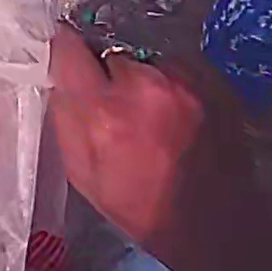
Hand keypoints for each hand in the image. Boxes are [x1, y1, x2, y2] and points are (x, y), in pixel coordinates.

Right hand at [46, 25, 260, 270]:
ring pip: (147, 60)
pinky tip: (178, 116)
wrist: (213, 221)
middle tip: (120, 107)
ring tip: (154, 116)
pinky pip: (177, 67)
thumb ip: (64, 115)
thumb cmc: (138, 203)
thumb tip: (59, 73)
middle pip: (111, 54)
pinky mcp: (211, 78)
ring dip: (144, 80)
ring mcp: (183, 80)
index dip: (65, 49)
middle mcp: (144, 86)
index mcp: (104, 112)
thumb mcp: (82, 170)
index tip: (67, 52)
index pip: (69, 49)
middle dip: (110, 76)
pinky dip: (172, 84)